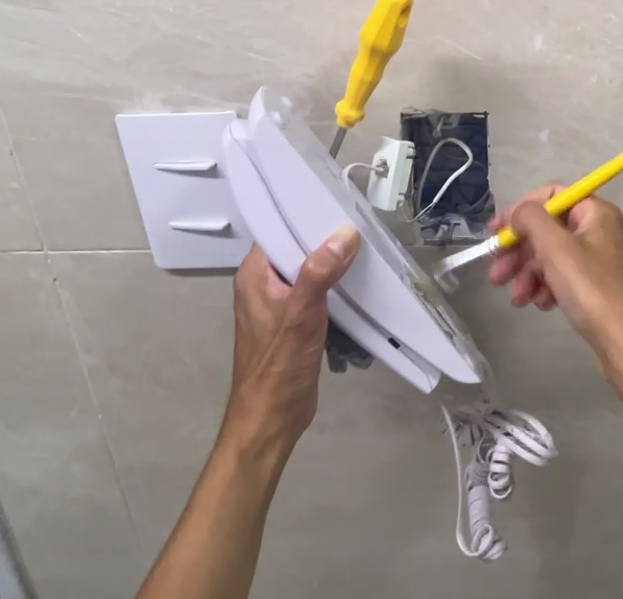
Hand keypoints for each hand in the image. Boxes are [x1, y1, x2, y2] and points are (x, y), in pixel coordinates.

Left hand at [223, 228, 359, 454]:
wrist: (272, 419)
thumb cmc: (278, 365)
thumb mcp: (301, 315)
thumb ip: (320, 273)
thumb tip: (345, 233)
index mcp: (255, 275)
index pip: (280, 229)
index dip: (308, 215)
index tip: (341, 203)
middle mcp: (264, 283)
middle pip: (298, 248)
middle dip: (328, 238)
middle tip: (363, 223)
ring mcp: (280, 303)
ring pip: (311, 270)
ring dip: (335, 262)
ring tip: (367, 247)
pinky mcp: (296, 321)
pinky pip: (318, 291)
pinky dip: (337, 285)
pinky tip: (361, 280)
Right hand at [489, 185, 622, 378]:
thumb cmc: (592, 290)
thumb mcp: (556, 248)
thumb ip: (531, 219)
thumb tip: (519, 211)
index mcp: (597, 213)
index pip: (553, 194)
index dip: (521, 209)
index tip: (496, 231)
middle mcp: (602, 230)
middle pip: (550, 228)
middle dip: (520, 250)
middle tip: (496, 273)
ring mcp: (602, 259)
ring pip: (554, 255)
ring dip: (529, 273)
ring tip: (516, 298)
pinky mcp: (600, 286)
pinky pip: (566, 276)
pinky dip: (547, 286)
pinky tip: (539, 304)